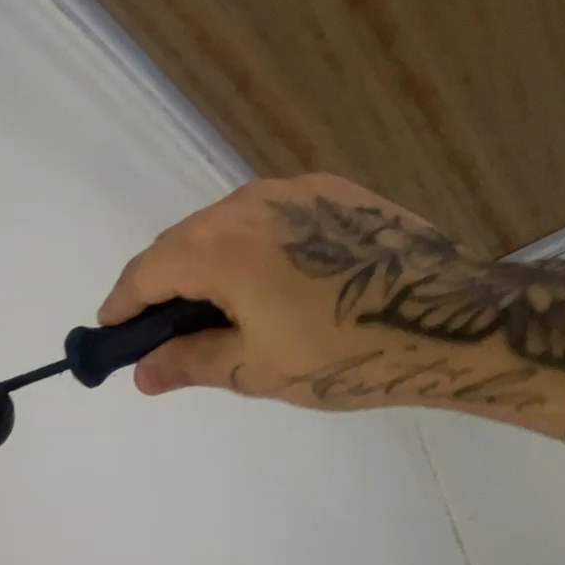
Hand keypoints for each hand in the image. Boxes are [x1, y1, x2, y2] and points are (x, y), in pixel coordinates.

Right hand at [98, 173, 480, 408]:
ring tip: (217, 312)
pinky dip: (245, 249)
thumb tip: (141, 372)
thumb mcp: (255, 368)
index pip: (146, 272)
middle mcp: (246, 204)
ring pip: (221, 227)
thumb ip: (188, 362)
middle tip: (163, 332)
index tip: (111, 332)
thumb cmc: (344, 354)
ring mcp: (292, 191)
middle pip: (179, 244)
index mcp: (219, 248)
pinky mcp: (330, 192)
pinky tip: (266, 285)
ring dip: (203, 266)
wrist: (453, 320)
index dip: (121, 304)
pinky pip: (264, 218)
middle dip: (161, 287)